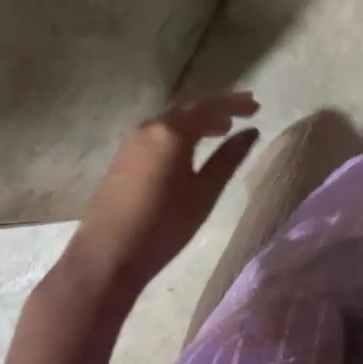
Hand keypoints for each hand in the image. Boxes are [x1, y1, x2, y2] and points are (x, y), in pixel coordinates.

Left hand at [69, 92, 261, 286]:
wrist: (105, 260)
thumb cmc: (163, 225)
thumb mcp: (204, 193)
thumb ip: (229, 158)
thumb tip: (251, 131)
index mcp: (172, 131)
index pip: (210, 106)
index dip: (235, 104)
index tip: (257, 106)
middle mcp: (150, 128)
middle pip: (189, 109)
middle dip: (217, 109)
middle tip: (242, 113)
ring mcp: (131, 143)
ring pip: (171, 122)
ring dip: (197, 122)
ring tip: (219, 131)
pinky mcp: (121, 160)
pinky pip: (157, 134)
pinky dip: (178, 134)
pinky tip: (187, 151)